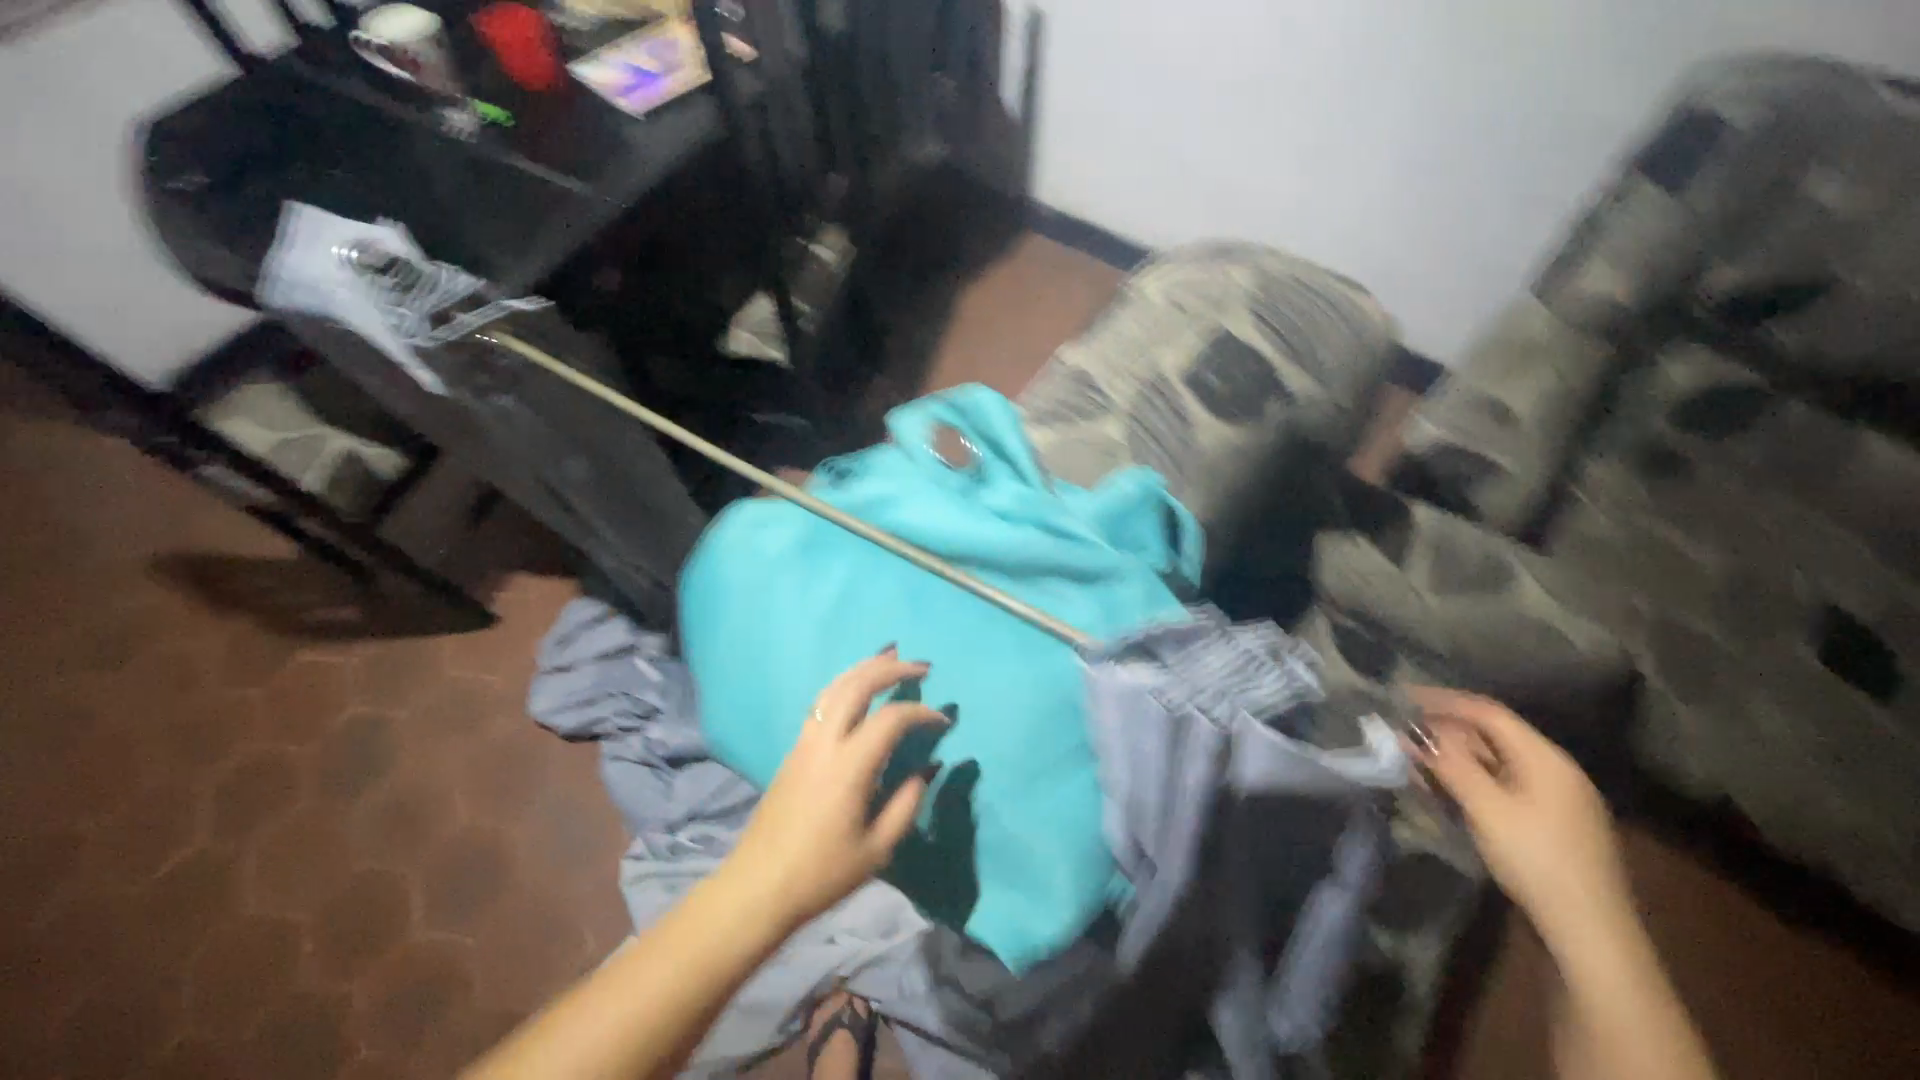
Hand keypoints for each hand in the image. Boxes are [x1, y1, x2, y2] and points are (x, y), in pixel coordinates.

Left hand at [720, 649, 947, 930]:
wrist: (760, 885)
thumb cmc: (823, 873)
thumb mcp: (878, 848)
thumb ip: (907, 803)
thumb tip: (928, 767)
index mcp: (849, 767)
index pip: (891, 719)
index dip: (921, 713)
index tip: (943, 721)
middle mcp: (824, 743)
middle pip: (856, 685)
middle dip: (890, 669)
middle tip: (921, 666)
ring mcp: (804, 743)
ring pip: (834, 688)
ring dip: (863, 668)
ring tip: (890, 658)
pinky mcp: (793, 750)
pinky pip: (822, 703)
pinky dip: (845, 684)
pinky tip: (858, 688)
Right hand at [1407, 687, 1634, 942]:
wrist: (1588, 928)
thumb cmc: (1535, 858)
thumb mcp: (1487, 809)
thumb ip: (1452, 766)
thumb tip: (1417, 733)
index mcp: (1545, 758)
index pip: (1489, 714)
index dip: (1445, 702)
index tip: (1404, 698)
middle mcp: (1554, 769)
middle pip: (1493, 736)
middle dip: (1446, 733)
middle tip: (1403, 735)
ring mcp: (1555, 797)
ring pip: (1496, 763)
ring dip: (1455, 759)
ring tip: (1415, 763)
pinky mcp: (1549, 822)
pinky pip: (1502, 786)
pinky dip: (1471, 782)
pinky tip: (1447, 793)